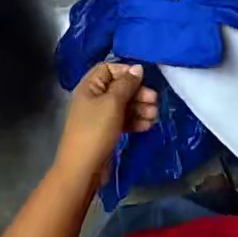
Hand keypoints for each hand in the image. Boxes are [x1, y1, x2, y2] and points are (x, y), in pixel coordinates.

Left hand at [53, 62, 158, 185]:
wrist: (83, 168)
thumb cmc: (96, 130)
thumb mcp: (112, 103)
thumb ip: (126, 84)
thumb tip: (137, 68)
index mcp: (89, 86)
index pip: (109, 68)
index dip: (126, 71)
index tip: (143, 80)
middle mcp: (94, 98)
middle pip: (119, 87)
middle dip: (138, 93)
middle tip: (154, 101)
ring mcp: (100, 116)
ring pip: (124, 105)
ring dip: (140, 108)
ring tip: (154, 115)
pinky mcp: (107, 131)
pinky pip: (124, 120)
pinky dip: (135, 120)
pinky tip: (148, 125)